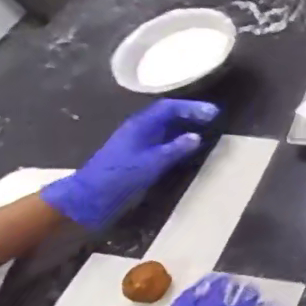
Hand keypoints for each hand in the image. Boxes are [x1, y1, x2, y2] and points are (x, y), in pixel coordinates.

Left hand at [42, 99, 218, 228]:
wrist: (91, 197)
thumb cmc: (120, 178)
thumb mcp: (152, 163)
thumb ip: (175, 149)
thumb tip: (196, 137)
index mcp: (141, 125)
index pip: (169, 108)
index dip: (192, 108)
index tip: (213, 112)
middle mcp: (139, 129)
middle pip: (167, 114)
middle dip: (190, 114)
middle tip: (212, 118)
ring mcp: (136, 142)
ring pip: (164, 127)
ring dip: (184, 126)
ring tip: (205, 129)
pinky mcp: (136, 155)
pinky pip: (161, 140)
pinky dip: (176, 140)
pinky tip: (186, 147)